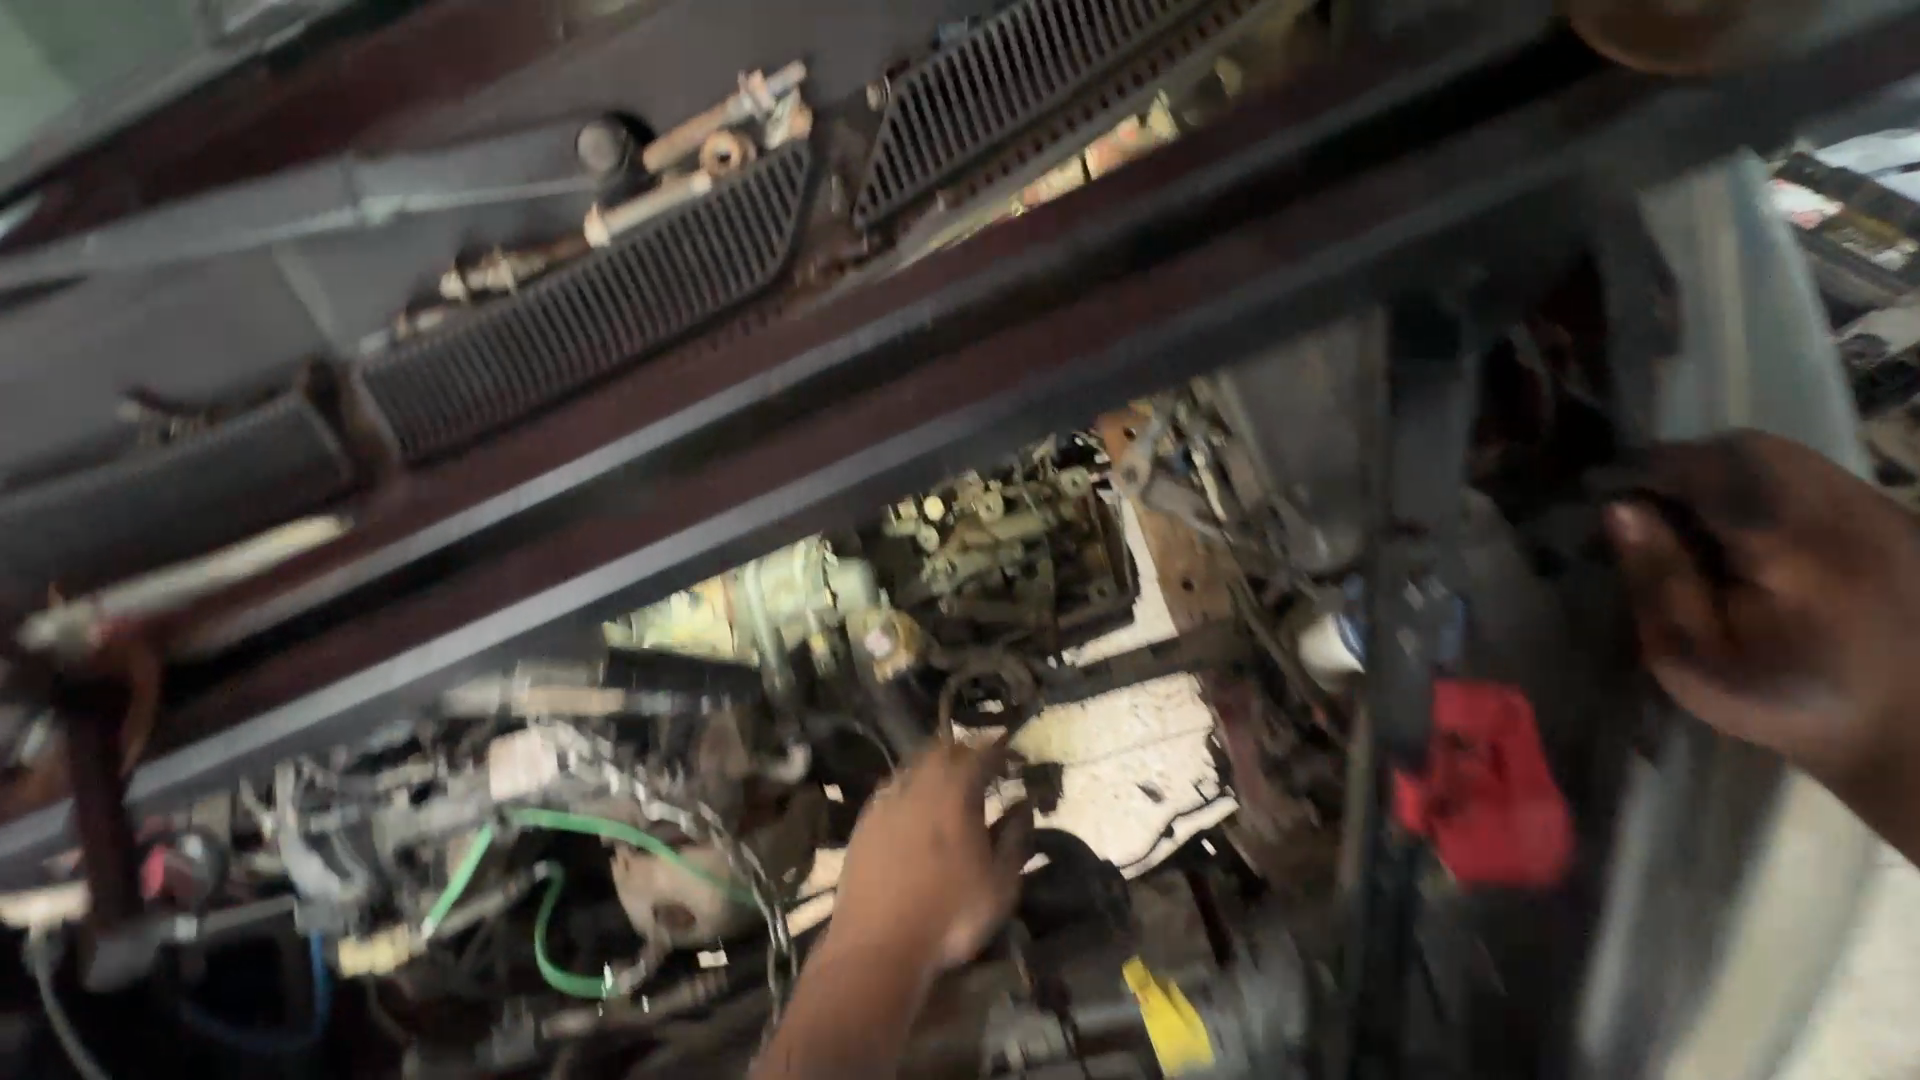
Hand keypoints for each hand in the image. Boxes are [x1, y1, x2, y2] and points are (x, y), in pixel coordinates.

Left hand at [827, 739, 1033, 974]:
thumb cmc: (950, 916)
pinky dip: (910, 790)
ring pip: (914, 767)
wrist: (877, 945)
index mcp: (956, 792)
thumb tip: (1024, 805)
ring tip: (949, 787)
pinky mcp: (864, 822)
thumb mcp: (1001, 884)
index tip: (1012, 756)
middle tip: (982, 767)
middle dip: (965, 753)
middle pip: (943, 751)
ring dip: (935, 768)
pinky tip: (915, 811)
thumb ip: (1015, 837)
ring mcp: (886, 801)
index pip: (981, 754)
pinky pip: (892, 790)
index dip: (999, 751)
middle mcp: (919, 785)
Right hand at [1604, 431, 1919, 784]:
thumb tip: (1619, 508)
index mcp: (1794, 552)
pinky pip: (1811, 477)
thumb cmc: (1782, 703)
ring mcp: (1885, 514)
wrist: (1912, 732)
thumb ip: (1655, 580)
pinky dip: (1759, 486)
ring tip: (1682, 511)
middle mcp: (1850, 516)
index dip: (1645, 469)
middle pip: (1752, 450)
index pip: (1709, 471)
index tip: (1599, 489)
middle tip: (1638, 498)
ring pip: (1786, 456)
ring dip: (1721, 472)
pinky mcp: (1895, 522)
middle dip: (1683, 463)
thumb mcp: (1691, 658)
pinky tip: (1736, 527)